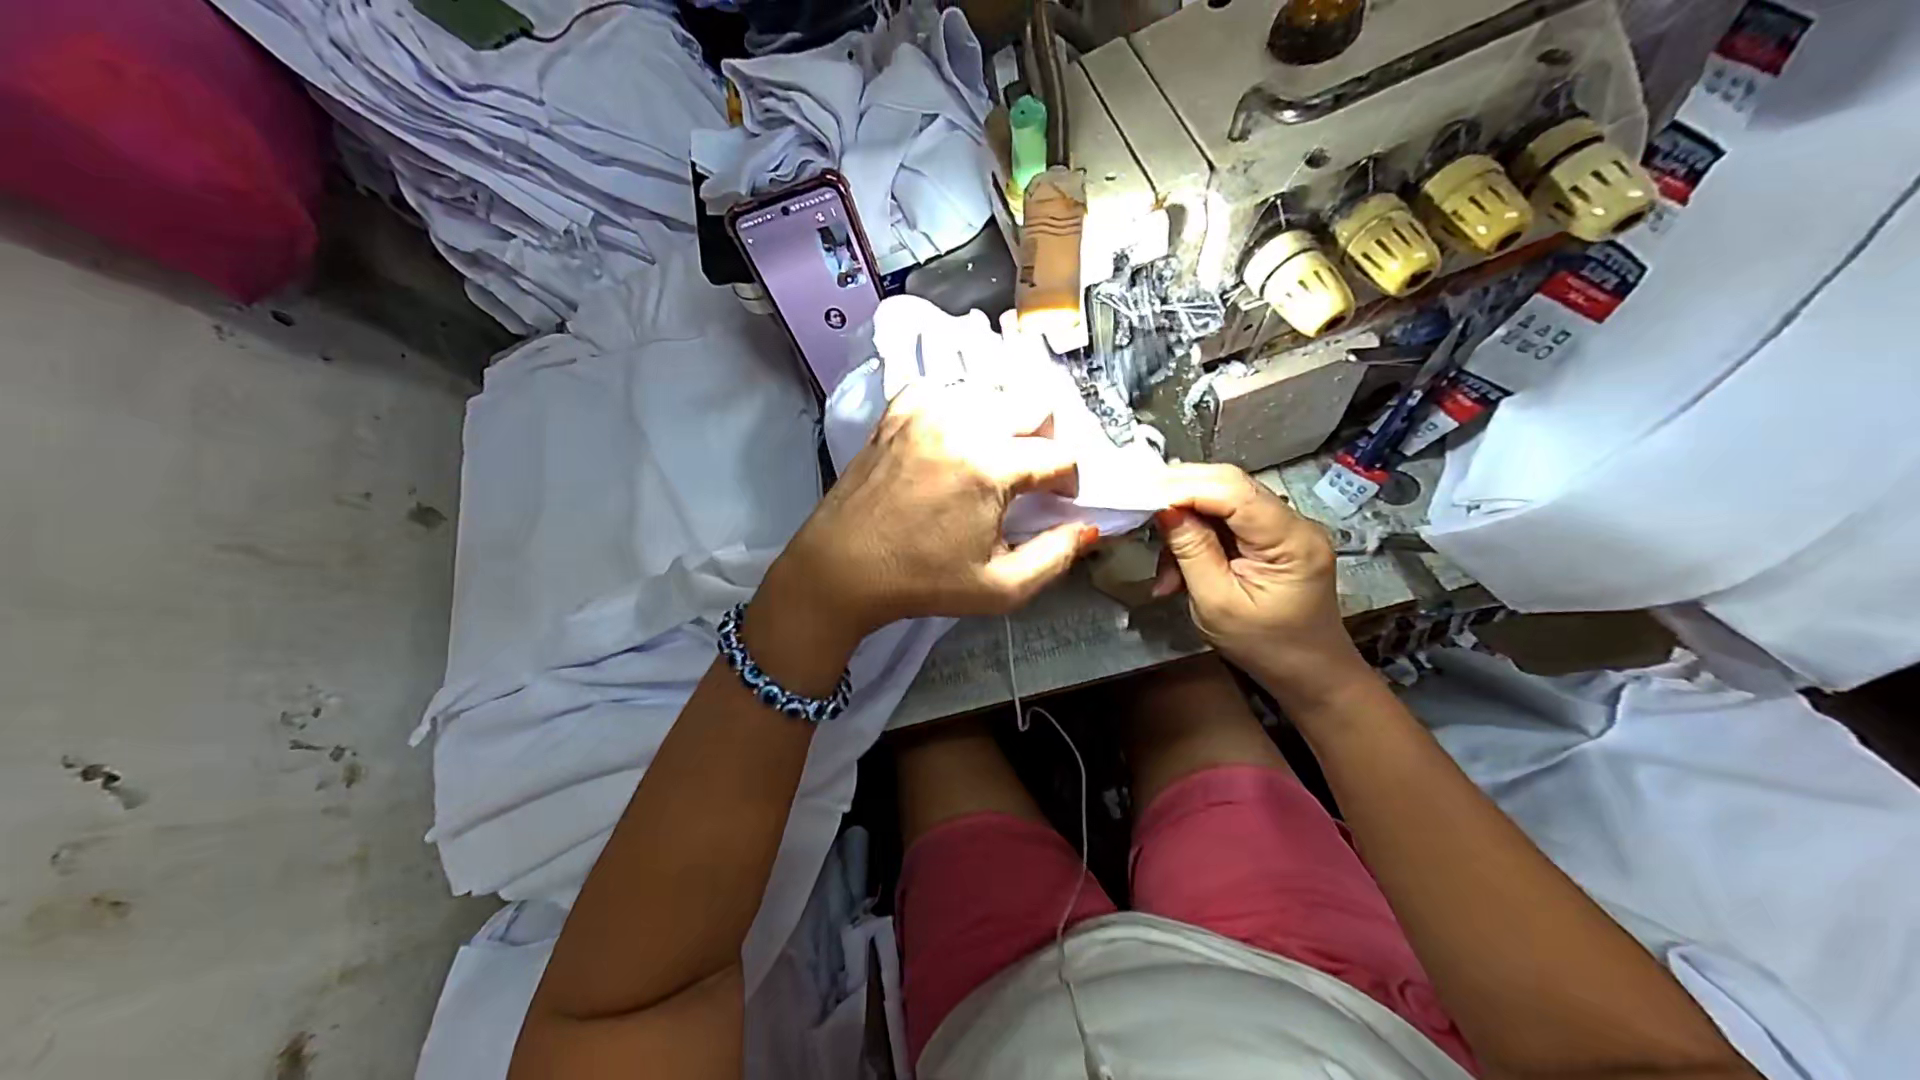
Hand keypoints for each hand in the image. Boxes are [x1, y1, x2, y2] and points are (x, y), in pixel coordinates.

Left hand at [761, 381, 1100, 648]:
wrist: (842, 568)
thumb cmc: (920, 582)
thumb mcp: (1000, 588)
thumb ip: (1055, 557)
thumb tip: (1087, 528)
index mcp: (989, 466)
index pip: (1060, 454)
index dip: (1069, 481)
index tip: (1058, 501)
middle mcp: (961, 423)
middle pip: (1036, 403)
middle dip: (1046, 438)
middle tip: (1032, 473)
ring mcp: (926, 409)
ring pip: (995, 390)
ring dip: (1007, 420)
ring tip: (995, 458)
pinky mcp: (900, 410)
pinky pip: (950, 389)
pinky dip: (964, 409)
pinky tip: (957, 440)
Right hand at [1151, 464, 1369, 700]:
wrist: (1307, 673)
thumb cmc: (1265, 648)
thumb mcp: (1217, 604)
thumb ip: (1191, 551)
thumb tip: (1164, 509)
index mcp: (1291, 540)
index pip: (1234, 491)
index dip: (1186, 487)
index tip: (1144, 500)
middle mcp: (1294, 522)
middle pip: (1229, 486)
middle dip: (1180, 499)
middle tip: (1142, 517)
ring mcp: (1285, 527)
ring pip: (1222, 501)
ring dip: (1185, 525)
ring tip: (1165, 569)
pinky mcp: (1272, 537)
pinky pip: (1227, 520)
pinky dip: (1197, 537)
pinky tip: (1180, 568)